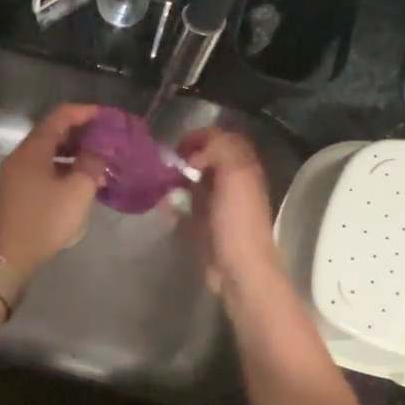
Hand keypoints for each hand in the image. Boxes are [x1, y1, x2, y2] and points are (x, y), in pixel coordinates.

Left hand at [0, 104, 107, 271]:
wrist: (11, 255)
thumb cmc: (46, 220)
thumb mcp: (78, 190)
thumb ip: (92, 163)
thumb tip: (99, 148)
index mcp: (33, 149)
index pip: (60, 116)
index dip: (86, 112)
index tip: (108, 117)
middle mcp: (20, 156)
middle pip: (52, 132)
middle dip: (81, 133)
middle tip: (106, 140)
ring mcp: (14, 173)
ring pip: (46, 152)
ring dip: (72, 153)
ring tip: (97, 162)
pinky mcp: (15, 190)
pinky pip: (41, 168)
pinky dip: (61, 167)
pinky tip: (78, 180)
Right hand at [180, 127, 282, 296]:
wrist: (237, 268)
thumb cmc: (237, 221)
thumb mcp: (234, 175)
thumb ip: (219, 151)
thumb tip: (195, 153)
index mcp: (244, 169)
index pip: (225, 140)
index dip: (203, 136)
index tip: (180, 145)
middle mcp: (232, 184)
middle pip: (209, 161)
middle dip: (187, 157)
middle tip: (167, 162)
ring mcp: (218, 207)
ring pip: (196, 184)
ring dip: (178, 180)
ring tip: (160, 182)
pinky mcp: (204, 227)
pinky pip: (186, 210)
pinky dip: (173, 206)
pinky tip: (163, 208)